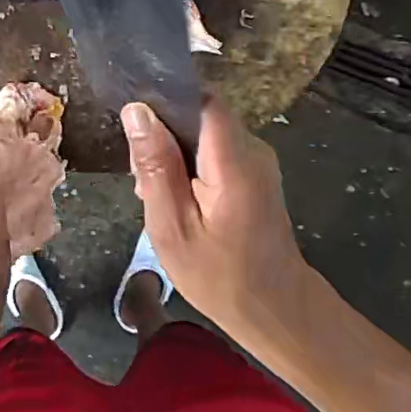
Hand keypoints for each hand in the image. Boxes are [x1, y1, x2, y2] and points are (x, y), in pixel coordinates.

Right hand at [122, 98, 307, 338]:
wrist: (275, 311)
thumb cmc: (219, 276)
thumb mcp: (172, 227)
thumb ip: (155, 165)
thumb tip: (136, 110)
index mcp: (234, 163)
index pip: (202, 100)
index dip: (166, 101)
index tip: (135, 125)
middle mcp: (252, 150)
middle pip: (198, 115)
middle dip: (162, 134)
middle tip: (141, 178)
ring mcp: (257, 160)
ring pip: (202, 131)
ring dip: (172, 152)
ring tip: (154, 193)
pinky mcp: (253, 171)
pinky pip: (212, 149)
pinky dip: (187, 165)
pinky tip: (175, 197)